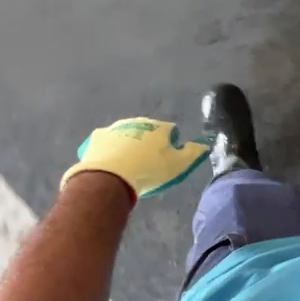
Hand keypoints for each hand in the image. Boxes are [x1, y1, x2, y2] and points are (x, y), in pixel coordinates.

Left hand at [61, 118, 208, 200]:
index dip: (170, 145)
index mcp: (158, 126)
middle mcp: (137, 122)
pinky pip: (107, 145)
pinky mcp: (96, 139)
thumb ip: (193, 153)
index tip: (167, 160)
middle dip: (148, 144)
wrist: (109, 178)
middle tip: (147, 164)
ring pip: (126, 137)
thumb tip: (203, 145)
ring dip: (128, 147)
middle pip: (147, 132)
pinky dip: (109, 152)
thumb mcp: (178, 166)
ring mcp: (114, 129)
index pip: (170, 132)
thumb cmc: (148, 170)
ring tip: (127, 167)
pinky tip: (110, 166)